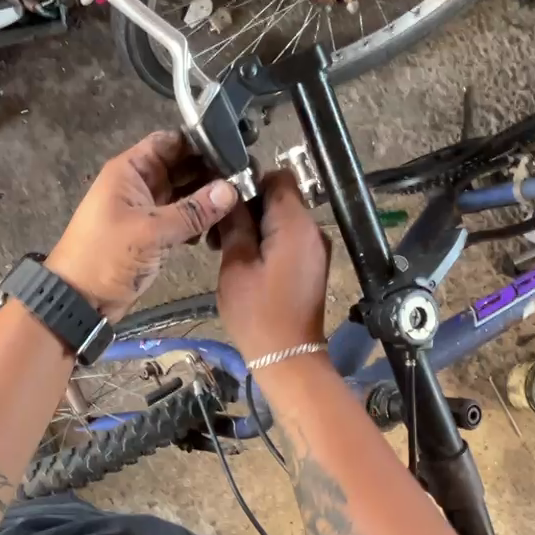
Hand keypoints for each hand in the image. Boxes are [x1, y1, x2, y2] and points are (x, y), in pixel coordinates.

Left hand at [46, 131, 239, 317]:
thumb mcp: (150, 231)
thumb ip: (192, 211)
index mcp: (131, 171)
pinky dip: (198, 223)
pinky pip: (181, 219)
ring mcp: (146, 210)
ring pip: (184, 194)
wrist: (80, 299)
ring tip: (240, 203)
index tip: (234, 150)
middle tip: (247, 179)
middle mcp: (140, 184)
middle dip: (211, 173)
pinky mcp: (152, 235)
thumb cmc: (106, 256)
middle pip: (181, 167)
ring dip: (207, 199)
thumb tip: (231, 190)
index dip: (200, 143)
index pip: (170, 142)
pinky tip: (219, 229)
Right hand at [217, 170, 331, 360]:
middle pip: (280, 198)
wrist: (287, 356)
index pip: (277, 177)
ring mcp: (316, 249)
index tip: (224, 204)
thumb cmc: (257, 314)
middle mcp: (313, 230)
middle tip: (218, 234)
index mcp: (295, 224)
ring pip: (283, 220)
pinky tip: (246, 264)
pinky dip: (267, 244)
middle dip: (249, 208)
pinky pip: (289, 240)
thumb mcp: (236, 266)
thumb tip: (231, 197)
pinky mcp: (312, 266)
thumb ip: (235, 225)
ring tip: (228, 251)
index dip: (248, 183)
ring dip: (255, 228)